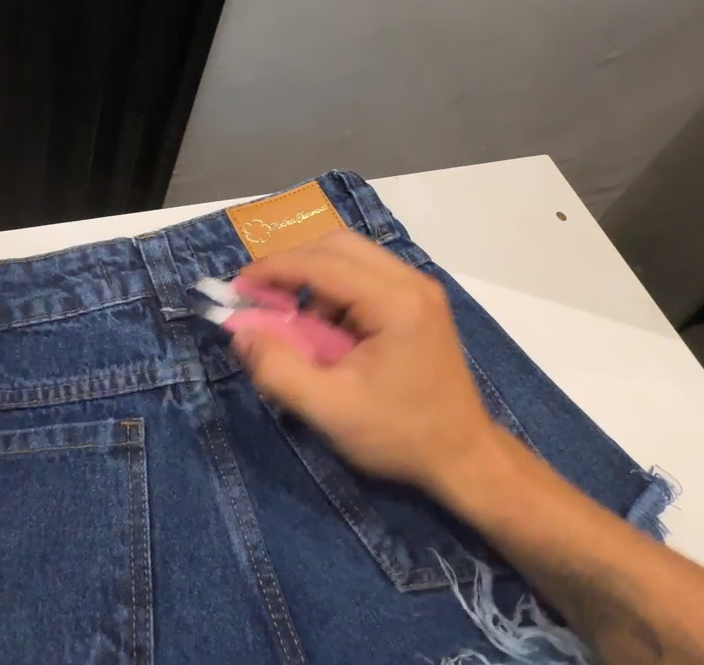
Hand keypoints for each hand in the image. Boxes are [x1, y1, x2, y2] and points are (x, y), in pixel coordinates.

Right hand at [234, 231, 503, 497]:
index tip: (239, 287)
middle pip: (337, 246)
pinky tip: (324, 329)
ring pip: (351, 256)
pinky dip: (334, 291)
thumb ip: (279, 370)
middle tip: (260, 294)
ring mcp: (419, 289)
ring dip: (313, 278)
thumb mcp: (330, 410)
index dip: (275, 269)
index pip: (323, 264)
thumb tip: (241, 333)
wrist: (464, 457)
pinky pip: (365, 275)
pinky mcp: (418, 301)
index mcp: (395, 303)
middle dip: (292, 265)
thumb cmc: (399, 435)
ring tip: (292, 319)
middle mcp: (411, 282)